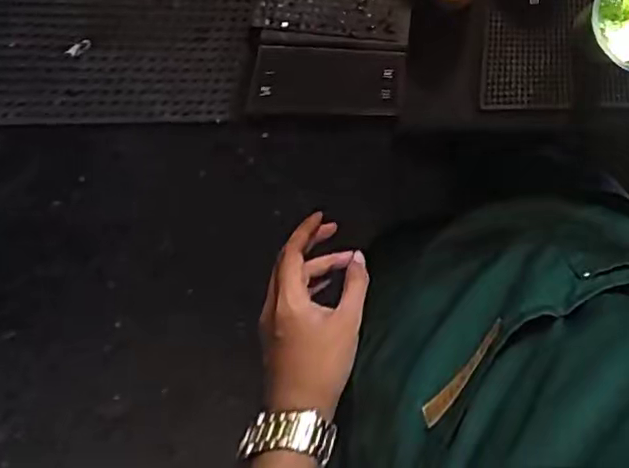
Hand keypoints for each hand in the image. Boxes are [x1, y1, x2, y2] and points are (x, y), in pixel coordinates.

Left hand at [259, 212, 367, 417]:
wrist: (299, 412)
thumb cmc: (323, 365)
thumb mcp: (348, 320)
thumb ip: (356, 283)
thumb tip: (358, 258)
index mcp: (286, 300)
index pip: (291, 253)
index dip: (305, 231)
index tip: (321, 217)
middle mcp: (272, 308)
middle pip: (286, 264)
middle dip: (309, 244)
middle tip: (332, 231)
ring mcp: (270, 323)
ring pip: (288, 281)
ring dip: (314, 266)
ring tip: (343, 264)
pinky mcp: (274, 335)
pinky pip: (288, 295)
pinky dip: (307, 283)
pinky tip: (327, 287)